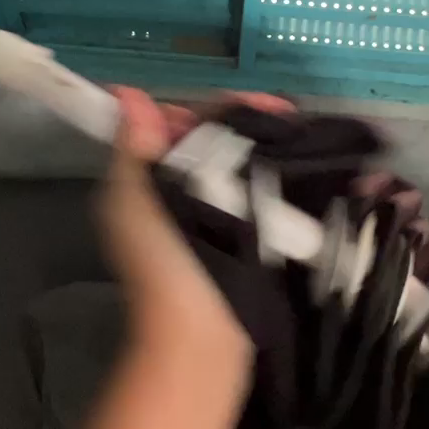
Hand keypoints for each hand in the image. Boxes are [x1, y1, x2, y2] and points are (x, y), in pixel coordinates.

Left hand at [94, 88, 284, 355]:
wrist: (199, 335)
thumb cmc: (160, 264)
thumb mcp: (131, 203)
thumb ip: (132, 149)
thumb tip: (128, 93)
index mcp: (148, 179)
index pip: (176, 126)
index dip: (206, 109)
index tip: (244, 104)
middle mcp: (179, 191)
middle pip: (211, 139)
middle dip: (244, 120)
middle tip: (285, 113)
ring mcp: (214, 212)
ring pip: (238, 160)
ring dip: (263, 141)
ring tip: (297, 129)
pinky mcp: (245, 233)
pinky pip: (258, 188)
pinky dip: (276, 171)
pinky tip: (301, 161)